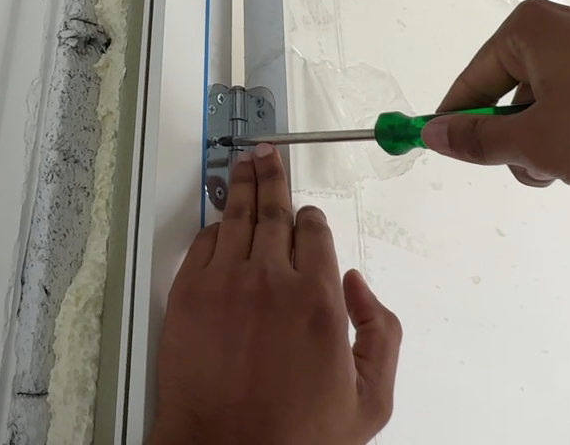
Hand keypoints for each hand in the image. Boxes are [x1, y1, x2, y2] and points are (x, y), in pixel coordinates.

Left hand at [151, 143, 400, 444]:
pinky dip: (215, 225)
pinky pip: (204, 240)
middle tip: (268, 153)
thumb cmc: (296, 436)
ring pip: (237, 214)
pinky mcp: (189, 289)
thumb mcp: (369, 400)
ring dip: (242, 181)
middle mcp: (271, 279)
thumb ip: (380, 333)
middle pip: (274, 208)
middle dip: (273, 176)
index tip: (307, 216)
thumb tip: (357, 282)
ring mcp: (226, 280)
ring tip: (244, 160)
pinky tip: (219, 215)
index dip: (310, 219)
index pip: (314, 231)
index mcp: (318, 300)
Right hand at [421, 0, 569, 265]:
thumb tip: (432, 133)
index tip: (453, 160)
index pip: (469, 81)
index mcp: (532, 29)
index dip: (458, 125)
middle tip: (550, 173)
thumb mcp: (545, 146)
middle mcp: (566, 28)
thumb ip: (478, 141)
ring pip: (552, 107)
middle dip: (521, 141)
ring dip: (558, 146)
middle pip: (510, 93)